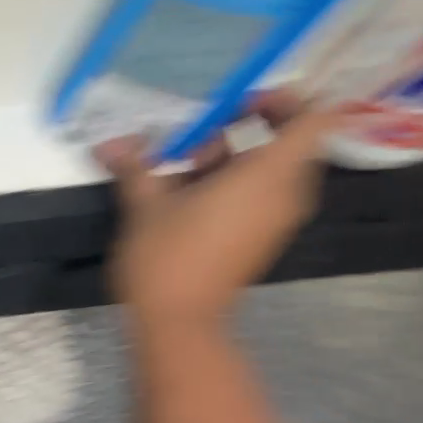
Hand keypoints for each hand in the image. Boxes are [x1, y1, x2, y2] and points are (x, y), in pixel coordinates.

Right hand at [95, 94, 343, 327]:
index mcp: (270, 173)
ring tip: (185, 179)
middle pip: (287, 142)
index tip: (240, 105)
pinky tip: (190, 206)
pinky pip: (262, 199)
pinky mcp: (263, 241)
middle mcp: (287, 192)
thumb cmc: (166, 258)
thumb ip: (135, 168)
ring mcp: (278, 219)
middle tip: (196, 146)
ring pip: (271, 172)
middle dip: (244, 134)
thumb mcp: (144, 207)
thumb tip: (108, 143)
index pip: (314, 115)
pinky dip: (235, 191)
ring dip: (234, 164)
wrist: (176, 322)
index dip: (285, 100)